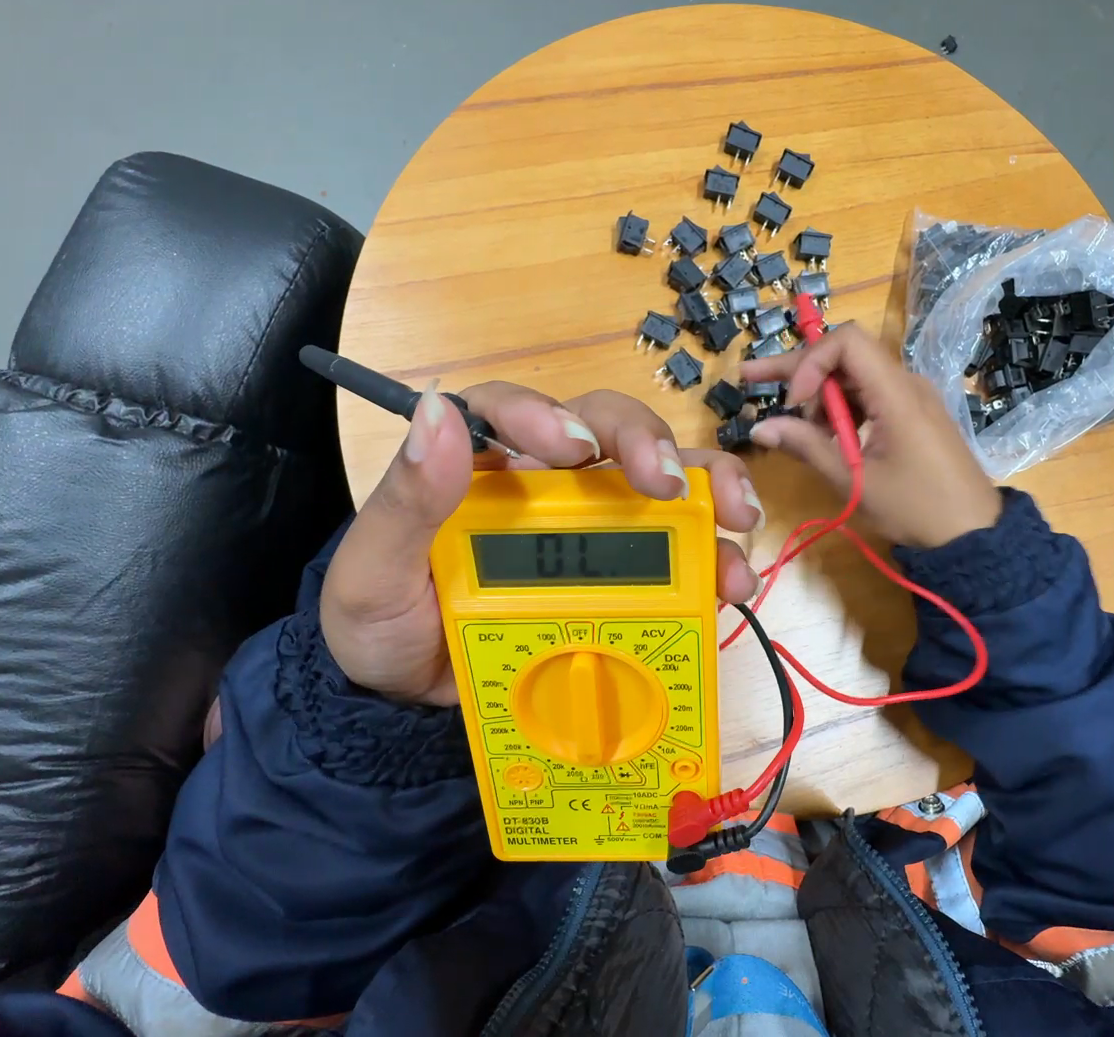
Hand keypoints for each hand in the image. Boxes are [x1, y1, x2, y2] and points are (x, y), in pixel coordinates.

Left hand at [319, 384, 764, 705]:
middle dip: (648, 444)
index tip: (571, 447)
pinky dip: (711, 557)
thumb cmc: (384, 628)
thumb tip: (441, 413)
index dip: (545, 412)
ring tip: (737, 524)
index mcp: (479, 465)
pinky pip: (676, 550)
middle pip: (607, 429)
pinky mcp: (623, 575)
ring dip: (706, 490)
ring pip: (658, 479)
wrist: (410, 707)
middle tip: (671, 483)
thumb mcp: (376, 571)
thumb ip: (406, 501)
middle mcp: (545, 482)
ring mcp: (592, 526)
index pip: (512, 407)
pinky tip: (730, 583)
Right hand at [740, 325, 999, 548]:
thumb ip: (807, 447)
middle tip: (751, 378)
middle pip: (844, 355)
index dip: (811, 362)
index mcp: (896, 393)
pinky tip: (827, 438)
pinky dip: (842, 410)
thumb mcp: (854, 481)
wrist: (973, 534)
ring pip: (853, 376)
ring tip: (801, 432)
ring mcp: (911, 397)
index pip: (846, 342)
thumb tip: (760, 428)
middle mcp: (905, 383)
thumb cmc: (916, 508)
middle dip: (798, 368)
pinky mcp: (912, 414)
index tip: (794, 402)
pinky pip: (869, 395)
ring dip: (821, 396)